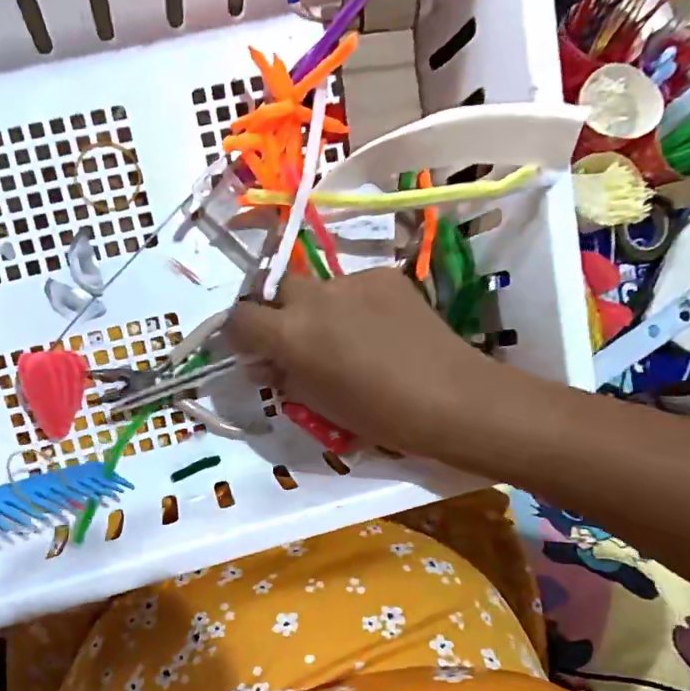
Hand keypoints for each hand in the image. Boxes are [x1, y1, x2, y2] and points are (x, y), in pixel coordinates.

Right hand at [226, 269, 507, 454]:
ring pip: (319, 288)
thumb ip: (284, 377)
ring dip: (320, 309)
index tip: (253, 351)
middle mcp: (314, 297)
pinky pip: (356, 286)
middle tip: (297, 341)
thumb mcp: (319, 405)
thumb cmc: (379, 415)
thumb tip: (266, 364)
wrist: (449, 397)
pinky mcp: (386, 275)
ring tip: (349, 339)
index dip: (240, 334)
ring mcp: (352, 280)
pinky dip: (356, 305)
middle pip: (276, 290)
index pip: (240, 318)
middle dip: (278, 313)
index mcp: (291, 333)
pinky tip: (380, 330)